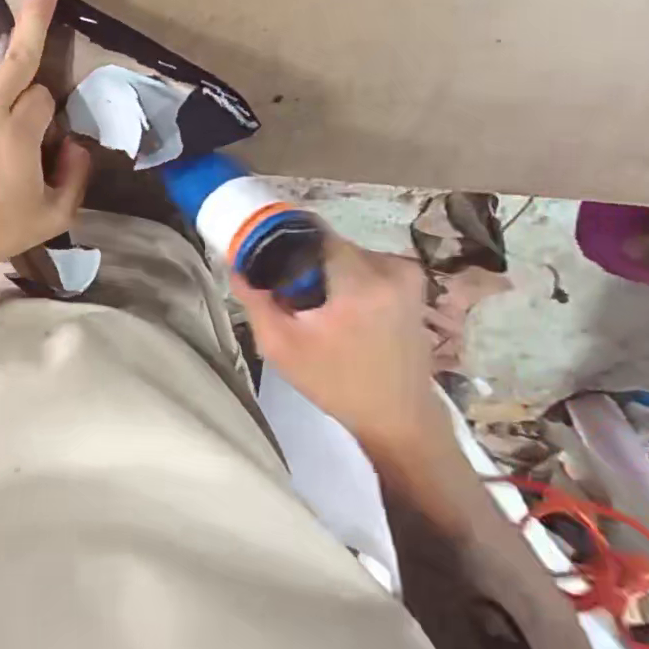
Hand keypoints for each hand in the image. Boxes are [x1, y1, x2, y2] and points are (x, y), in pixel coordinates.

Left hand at [0, 0, 91, 283]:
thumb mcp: (54, 215)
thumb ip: (76, 175)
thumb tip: (74, 144)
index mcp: (15, 133)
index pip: (45, 96)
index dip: (56, 115)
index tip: (55, 144)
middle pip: (17, 56)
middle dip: (36, 14)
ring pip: (0, 83)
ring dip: (19, 89)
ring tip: (23, 129)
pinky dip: (0, 112)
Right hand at [234, 228, 443, 448]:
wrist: (398, 416)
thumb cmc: (335, 383)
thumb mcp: (280, 345)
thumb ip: (254, 299)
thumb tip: (234, 263)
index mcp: (361, 281)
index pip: (312, 233)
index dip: (281, 241)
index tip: (262, 260)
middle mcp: (391, 268)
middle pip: (327, 244)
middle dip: (300, 263)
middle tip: (284, 294)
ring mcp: (407, 276)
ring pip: (344, 254)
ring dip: (321, 271)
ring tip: (309, 307)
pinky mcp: (413, 286)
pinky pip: (364, 266)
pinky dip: (343, 280)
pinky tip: (335, 312)